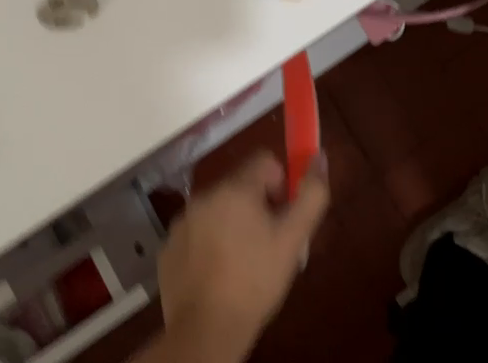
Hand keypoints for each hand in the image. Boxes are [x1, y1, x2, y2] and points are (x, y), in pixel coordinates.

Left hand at [151, 151, 330, 362]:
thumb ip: (312, 193)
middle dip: (258, 205)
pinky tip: (219, 273)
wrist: (206, 332)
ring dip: (233, 223)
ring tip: (243, 260)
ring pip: (218, 208)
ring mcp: (181, 224)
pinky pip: (197, 232)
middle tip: (268, 241)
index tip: (283, 214)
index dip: (281, 183)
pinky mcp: (168, 250)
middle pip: (241, 185)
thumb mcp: (294, 238)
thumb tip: (320, 157)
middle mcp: (203, 197)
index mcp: (235, 189)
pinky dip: (210, 243)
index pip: (265, 161)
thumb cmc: (256, 280)